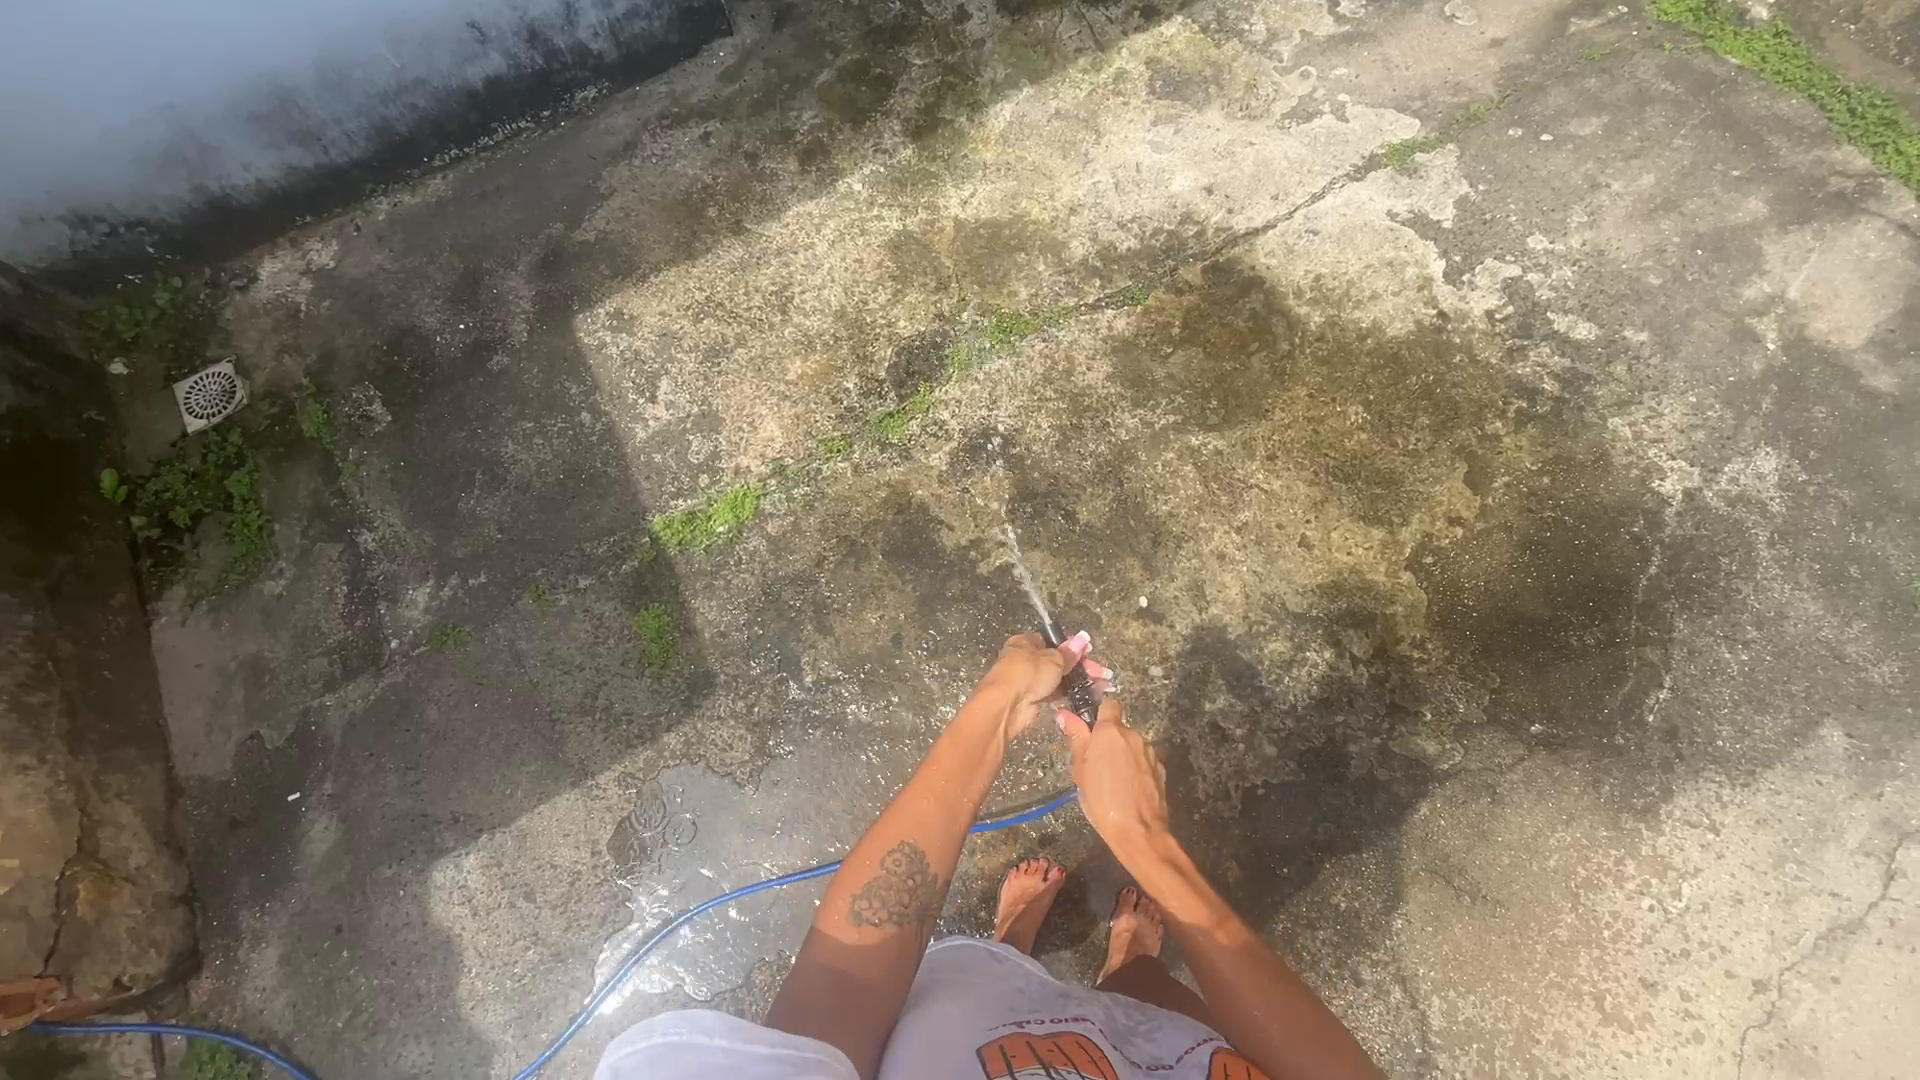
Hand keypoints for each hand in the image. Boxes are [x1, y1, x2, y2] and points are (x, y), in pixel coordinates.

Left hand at [976, 632, 1111, 741]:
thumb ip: (1069, 653)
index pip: (1053, 641)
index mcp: (1025, 642)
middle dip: (1081, 665)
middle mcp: (1026, 659)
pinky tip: (1088, 693)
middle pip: (1058, 659)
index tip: (1090, 651)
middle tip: (1102, 672)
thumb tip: (1083, 638)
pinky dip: (1071, 692)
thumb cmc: (1026, 673)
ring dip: (1079, 679)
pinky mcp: (1034, 698)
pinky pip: (1056, 692)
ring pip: (1059, 677)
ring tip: (1102, 683)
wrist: (1006, 705)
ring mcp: (1030, 680)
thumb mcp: (1052, 659)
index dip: (1073, 646)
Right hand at [1054, 698, 1173, 867]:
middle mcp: (1133, 736)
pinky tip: (1130, 788)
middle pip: (1120, 729)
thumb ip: (1076, 738)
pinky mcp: (1161, 769)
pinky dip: (1137, 769)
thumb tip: (1065, 714)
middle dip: (1110, 741)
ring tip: (1114, 780)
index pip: (1109, 704)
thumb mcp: (1080, 770)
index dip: (1100, 713)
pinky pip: (1144, 761)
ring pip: (1132, 746)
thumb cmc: (1101, 800)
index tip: (1092, 729)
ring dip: (1124, 755)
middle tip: (1097, 764)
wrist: (1139, 831)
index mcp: (1110, 732)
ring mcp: (1150, 752)